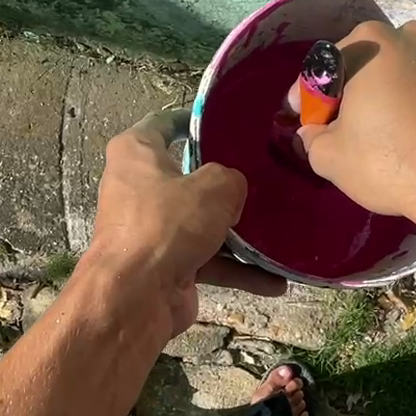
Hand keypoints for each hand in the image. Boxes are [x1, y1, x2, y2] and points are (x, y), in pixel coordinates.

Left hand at [82, 109, 285, 337]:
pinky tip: (274, 281)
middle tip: (265, 178)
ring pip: (202, 224)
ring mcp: (151, 231)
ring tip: (280, 233)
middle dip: (225, 183)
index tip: (226, 120)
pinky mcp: (165, 266)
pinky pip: (208, 262)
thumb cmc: (166, 224)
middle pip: (189, 178)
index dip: (194, 119)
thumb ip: (231, 179)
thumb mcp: (214, 187)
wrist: (136, 296)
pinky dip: (238, 271)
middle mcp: (138, 189)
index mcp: (135, 153)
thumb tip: (232, 193)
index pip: (164, 124)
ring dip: (239, 235)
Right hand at [298, 20, 415, 232]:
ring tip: (367, 134)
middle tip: (332, 128)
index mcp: (369, 42)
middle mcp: (406, 37)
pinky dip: (403, 107)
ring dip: (374, 99)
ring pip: (391, 76)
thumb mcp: (329, 156)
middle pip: (359, 65)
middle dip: (342, 94)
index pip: (322, 68)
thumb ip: (311, 138)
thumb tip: (314, 132)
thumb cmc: (386, 161)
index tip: (300, 118)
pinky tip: (398, 137)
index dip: (304, 97)